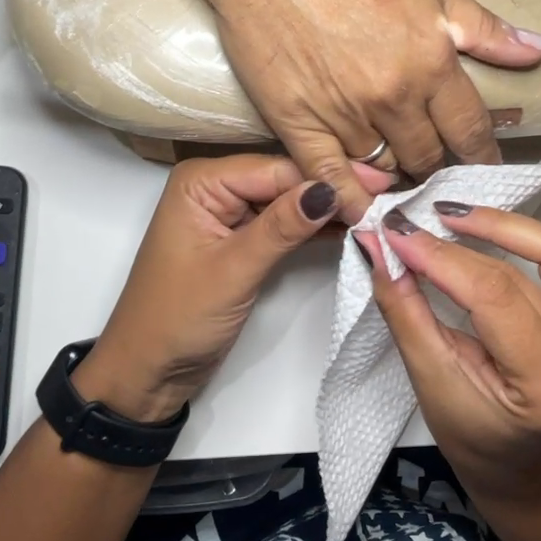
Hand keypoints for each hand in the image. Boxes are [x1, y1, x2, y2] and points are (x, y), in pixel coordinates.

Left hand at [74, 155, 396, 421]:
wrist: (148, 371)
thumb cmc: (176, 319)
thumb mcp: (233, 271)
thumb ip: (281, 227)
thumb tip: (329, 188)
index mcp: (202, 181)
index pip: (276, 168)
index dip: (328, 177)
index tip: (381, 186)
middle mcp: (215, 187)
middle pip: (285, 178)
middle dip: (333, 188)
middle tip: (391, 194)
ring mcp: (229, 213)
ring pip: (288, 200)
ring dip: (328, 208)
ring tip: (383, 208)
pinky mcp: (242, 239)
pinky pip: (283, 223)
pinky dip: (313, 229)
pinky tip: (352, 228)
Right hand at [195, 0, 540, 220]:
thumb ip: (482, 27)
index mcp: (431, 61)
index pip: (470, 130)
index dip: (481, 155)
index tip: (483, 166)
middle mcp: (391, 97)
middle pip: (429, 157)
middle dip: (440, 167)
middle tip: (439, 170)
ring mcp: (342, 115)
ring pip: (382, 170)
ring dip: (396, 179)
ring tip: (401, 182)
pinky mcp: (296, 123)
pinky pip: (329, 179)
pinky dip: (348, 201)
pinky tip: (361, 211)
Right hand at [360, 206, 540, 502]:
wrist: (521, 469)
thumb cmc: (474, 437)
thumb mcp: (429, 380)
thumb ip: (404, 308)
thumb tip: (378, 245)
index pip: (493, 295)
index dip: (440, 257)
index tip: (395, 233)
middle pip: (518, 275)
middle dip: (456, 243)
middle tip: (410, 228)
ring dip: (511, 227)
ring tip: (461, 218)